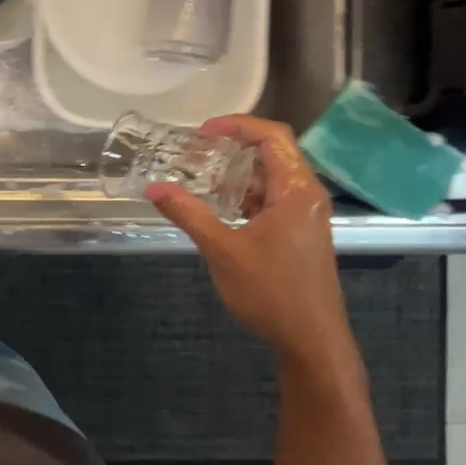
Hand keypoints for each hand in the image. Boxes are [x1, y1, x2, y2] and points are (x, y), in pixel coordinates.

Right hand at [146, 115, 351, 360]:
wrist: (311, 338)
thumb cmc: (271, 290)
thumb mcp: (222, 250)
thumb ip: (188, 213)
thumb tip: (154, 188)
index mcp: (295, 190)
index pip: (272, 136)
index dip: (237, 125)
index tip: (200, 132)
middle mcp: (305, 195)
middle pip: (271, 152)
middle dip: (230, 146)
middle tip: (190, 153)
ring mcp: (304, 215)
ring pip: (269, 177)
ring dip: (234, 172)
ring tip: (195, 175)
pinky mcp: (298, 233)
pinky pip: (270, 198)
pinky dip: (242, 193)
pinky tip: (214, 205)